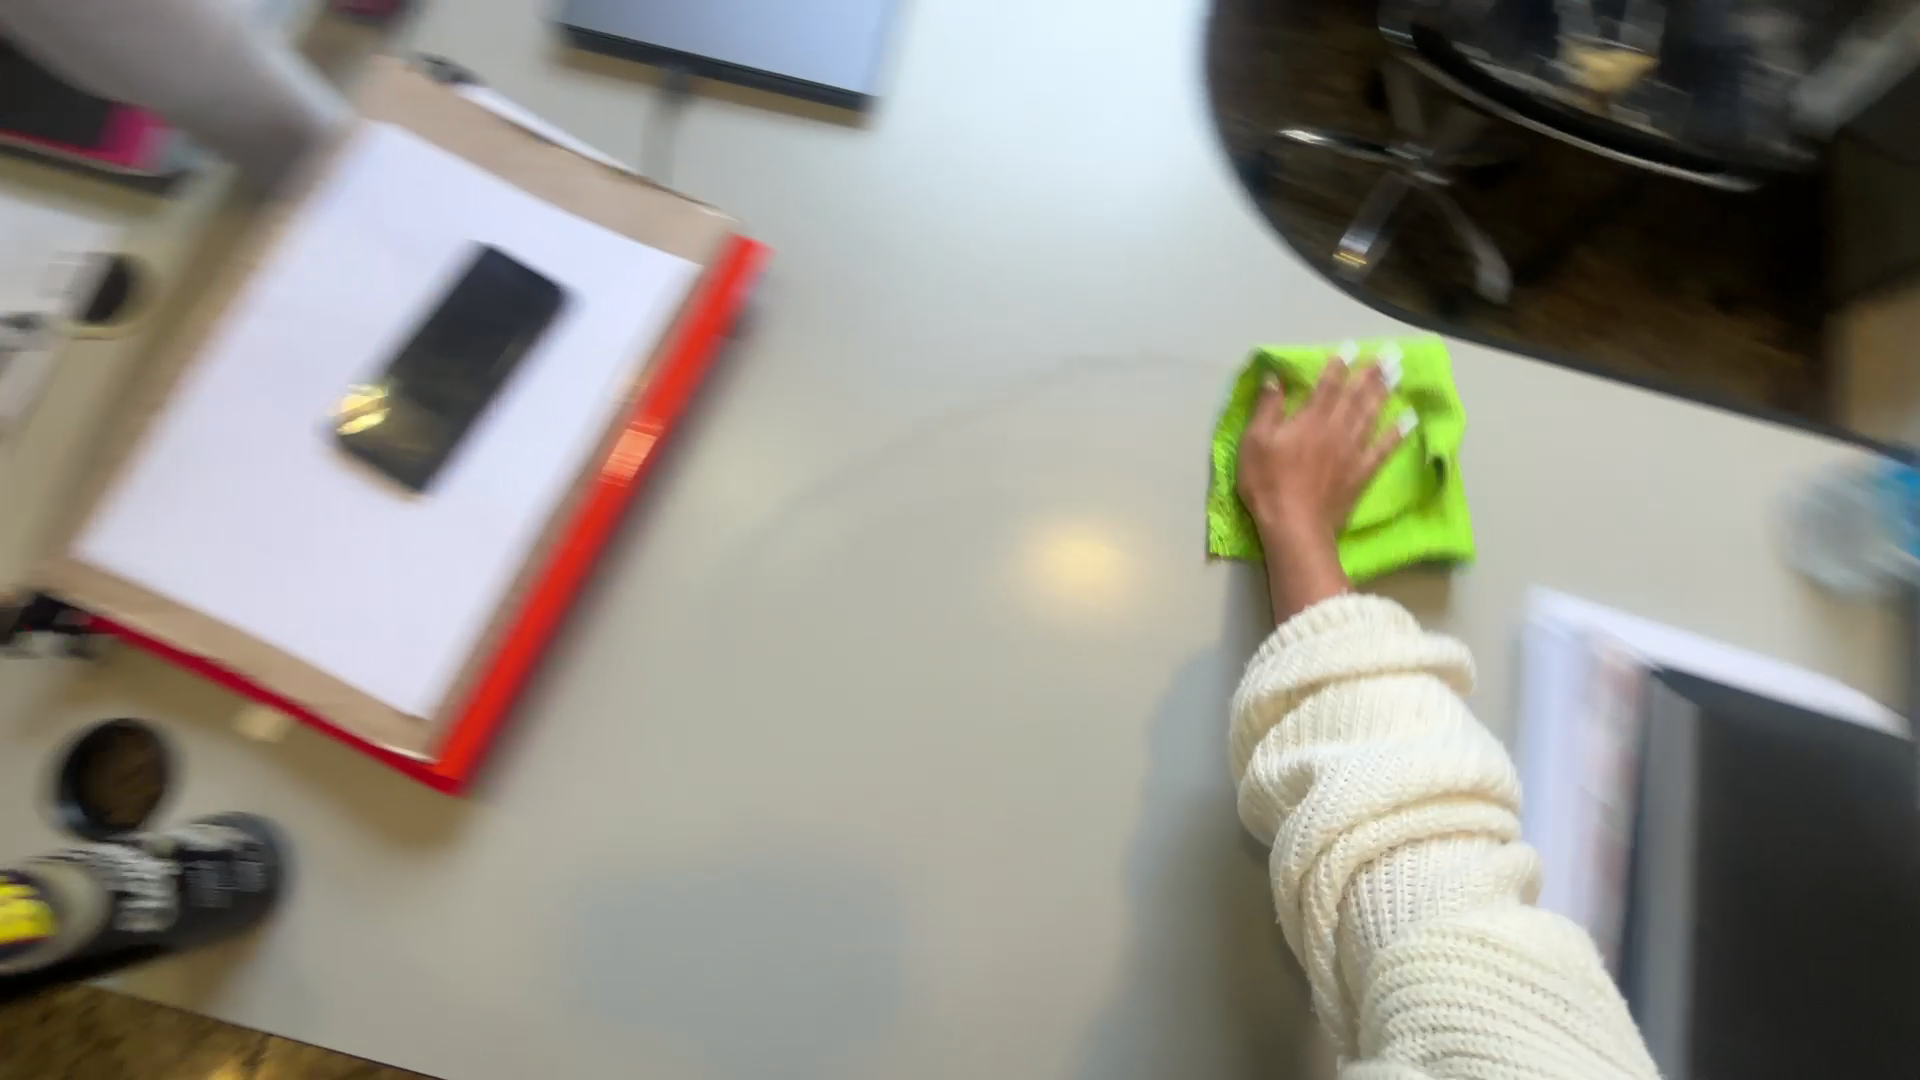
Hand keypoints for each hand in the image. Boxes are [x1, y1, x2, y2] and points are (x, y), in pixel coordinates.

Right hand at [1236, 359, 1404, 620]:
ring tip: (1398, 373)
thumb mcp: (1254, 442)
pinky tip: (1409, 419)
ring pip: (1373, 415)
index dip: (1338, 365)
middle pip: (1357, 396)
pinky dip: (1398, 433)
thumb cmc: (1268, 483)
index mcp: (1310, 420)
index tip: (1350, 347)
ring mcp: (1352, 451)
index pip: (1327, 386)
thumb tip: (1275, 378)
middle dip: (1372, 373)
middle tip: (1390, 353)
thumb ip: (1267, 409)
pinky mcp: (1361, 473)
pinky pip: (1384, 449)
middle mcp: (1336, 429)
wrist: (1294, 524)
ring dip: (1385, 392)